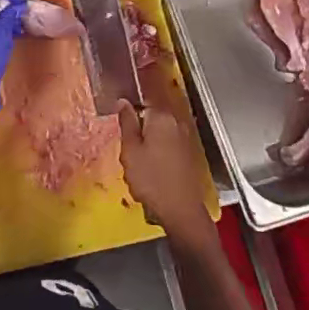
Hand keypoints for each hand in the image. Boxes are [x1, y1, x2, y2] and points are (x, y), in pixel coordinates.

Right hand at [115, 101, 212, 241]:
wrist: (180, 209)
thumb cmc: (150, 179)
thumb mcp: (130, 150)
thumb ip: (126, 123)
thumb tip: (123, 101)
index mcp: (162, 118)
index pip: (143, 101)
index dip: (129, 111)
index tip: (120, 125)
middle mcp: (177, 122)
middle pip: (152, 117)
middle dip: (138, 129)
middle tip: (128, 149)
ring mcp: (185, 138)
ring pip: (159, 132)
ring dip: (147, 142)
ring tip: (138, 163)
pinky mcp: (188, 153)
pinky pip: (167, 144)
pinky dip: (157, 151)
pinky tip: (151, 169)